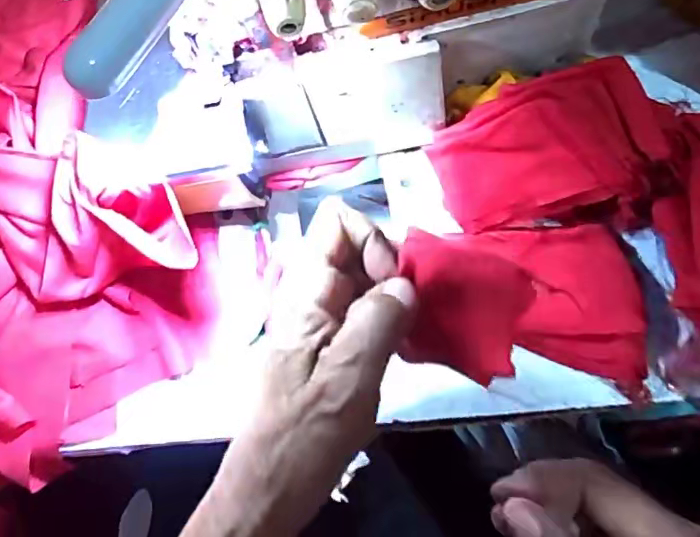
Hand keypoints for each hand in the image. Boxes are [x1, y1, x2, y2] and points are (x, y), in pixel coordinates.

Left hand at [183, 199, 415, 536]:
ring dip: (401, 293)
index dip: (372, 238)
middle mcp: (313, 288)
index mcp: (306, 286)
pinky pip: (370, 307)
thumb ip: (377, 322)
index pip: (337, 220)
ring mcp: (324, 312)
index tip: (395, 282)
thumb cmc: (305, 432)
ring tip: (425, 328)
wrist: (274, 480)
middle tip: (423, 308)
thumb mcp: (347, 378)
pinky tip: (415, 346)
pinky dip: (396, 316)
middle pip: (358, 244)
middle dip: (396, 266)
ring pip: (368, 275)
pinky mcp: (336, 338)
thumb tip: (406, 282)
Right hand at [491, 459, 699, 536]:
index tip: (498, 498)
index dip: (538, 480)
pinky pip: (616, 528)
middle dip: (542, 496)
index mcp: (677, 529)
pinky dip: (579, 528)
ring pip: (603, 510)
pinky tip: (554, 530)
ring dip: (555, 512)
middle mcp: (679, 525)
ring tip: (516, 521)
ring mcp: (674, 536)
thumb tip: (509, 503)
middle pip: (596, 490)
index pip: (591, 477)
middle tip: (500, 510)